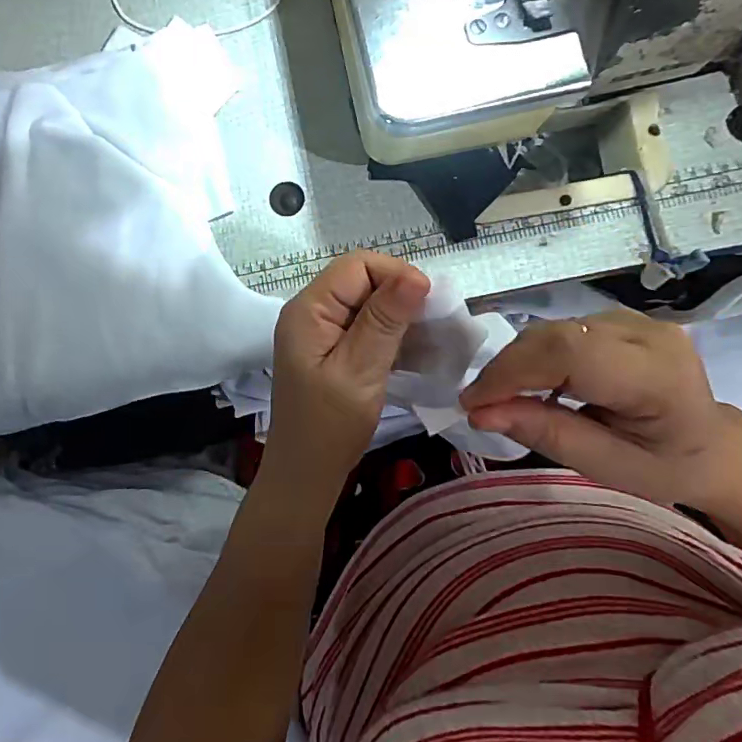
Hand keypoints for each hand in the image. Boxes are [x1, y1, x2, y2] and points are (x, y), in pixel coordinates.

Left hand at [268, 252, 430, 473]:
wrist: (306, 475)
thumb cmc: (329, 426)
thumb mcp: (360, 371)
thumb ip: (384, 321)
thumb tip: (415, 276)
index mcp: (308, 310)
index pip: (356, 266)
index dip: (395, 275)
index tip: (429, 304)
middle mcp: (312, 313)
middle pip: (363, 281)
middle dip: (401, 296)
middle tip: (436, 323)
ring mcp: (322, 333)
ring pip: (369, 304)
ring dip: (401, 317)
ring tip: (433, 338)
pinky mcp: (334, 352)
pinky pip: (367, 328)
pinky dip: (393, 336)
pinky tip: (418, 352)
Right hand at [459, 308, 741, 509]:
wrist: (710, 445)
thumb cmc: (664, 467)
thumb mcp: (607, 467)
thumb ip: (547, 434)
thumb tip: (481, 412)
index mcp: (657, 377)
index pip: (570, 353)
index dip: (513, 372)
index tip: (474, 404)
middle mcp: (648, 333)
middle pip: (554, 335)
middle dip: (507, 368)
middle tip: (481, 404)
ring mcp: (633, 318)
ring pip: (550, 328)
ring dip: (516, 361)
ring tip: (503, 397)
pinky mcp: (617, 316)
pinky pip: (559, 329)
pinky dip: (533, 355)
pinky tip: (531, 382)